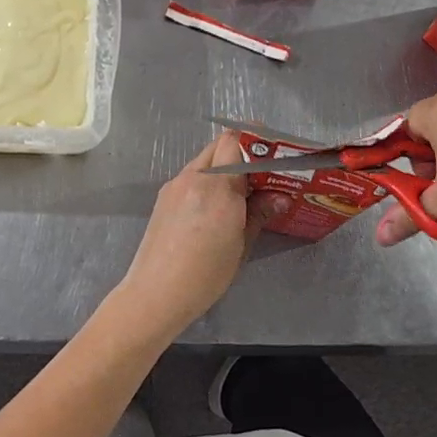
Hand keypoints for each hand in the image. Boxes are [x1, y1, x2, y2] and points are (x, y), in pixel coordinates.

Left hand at [118, 133, 285, 333]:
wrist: (156, 293)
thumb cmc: (205, 275)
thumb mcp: (241, 246)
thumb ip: (259, 214)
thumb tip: (280, 196)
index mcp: (218, 188)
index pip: (235, 143)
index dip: (255, 143)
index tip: (273, 155)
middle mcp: (194, 179)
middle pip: (219, 147)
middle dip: (242, 154)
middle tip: (261, 176)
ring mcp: (174, 187)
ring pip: (204, 162)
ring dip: (223, 169)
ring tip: (240, 194)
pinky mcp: (163, 198)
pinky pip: (191, 178)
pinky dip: (207, 182)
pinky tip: (215, 207)